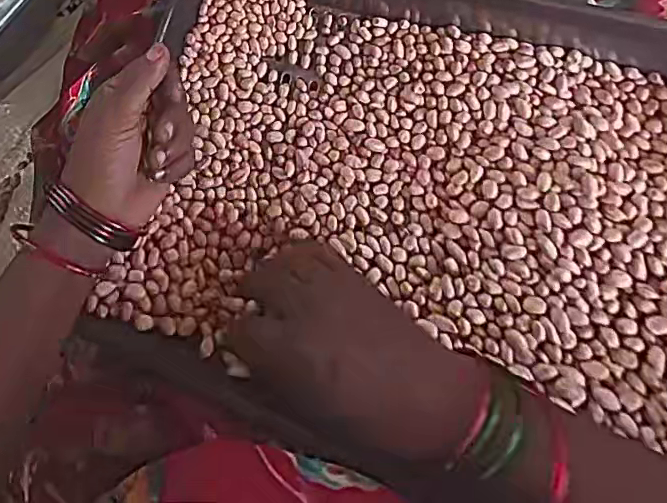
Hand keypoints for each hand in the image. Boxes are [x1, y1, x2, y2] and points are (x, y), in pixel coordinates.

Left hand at [59, 43, 195, 231]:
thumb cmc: (99, 161)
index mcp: (123, 92)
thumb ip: (140, 80)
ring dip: (172, 144)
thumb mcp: (116, 114)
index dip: (167, 79)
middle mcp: (141, 109)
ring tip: (152, 158)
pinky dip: (176, 163)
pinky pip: (190, 150)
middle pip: (177, 96)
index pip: (156, 68)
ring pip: (187, 124)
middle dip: (171, 117)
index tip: (166, 94)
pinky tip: (157, 172)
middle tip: (157, 132)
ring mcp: (155, 134)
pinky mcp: (169, 159)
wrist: (103, 213)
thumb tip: (160, 48)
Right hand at [228, 242, 486, 463]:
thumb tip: (245, 360)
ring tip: (271, 290)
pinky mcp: (348, 272)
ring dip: (270, 274)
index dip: (235, 337)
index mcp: (289, 348)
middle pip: (257, 282)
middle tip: (253, 313)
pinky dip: (297, 257)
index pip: (240, 328)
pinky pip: (310, 249)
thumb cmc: (370, 417)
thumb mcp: (311, 412)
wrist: (431, 397)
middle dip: (249, 298)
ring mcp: (327, 283)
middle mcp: (302, 306)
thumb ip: (271, 379)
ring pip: (280, 261)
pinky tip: (296, 270)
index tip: (238, 344)